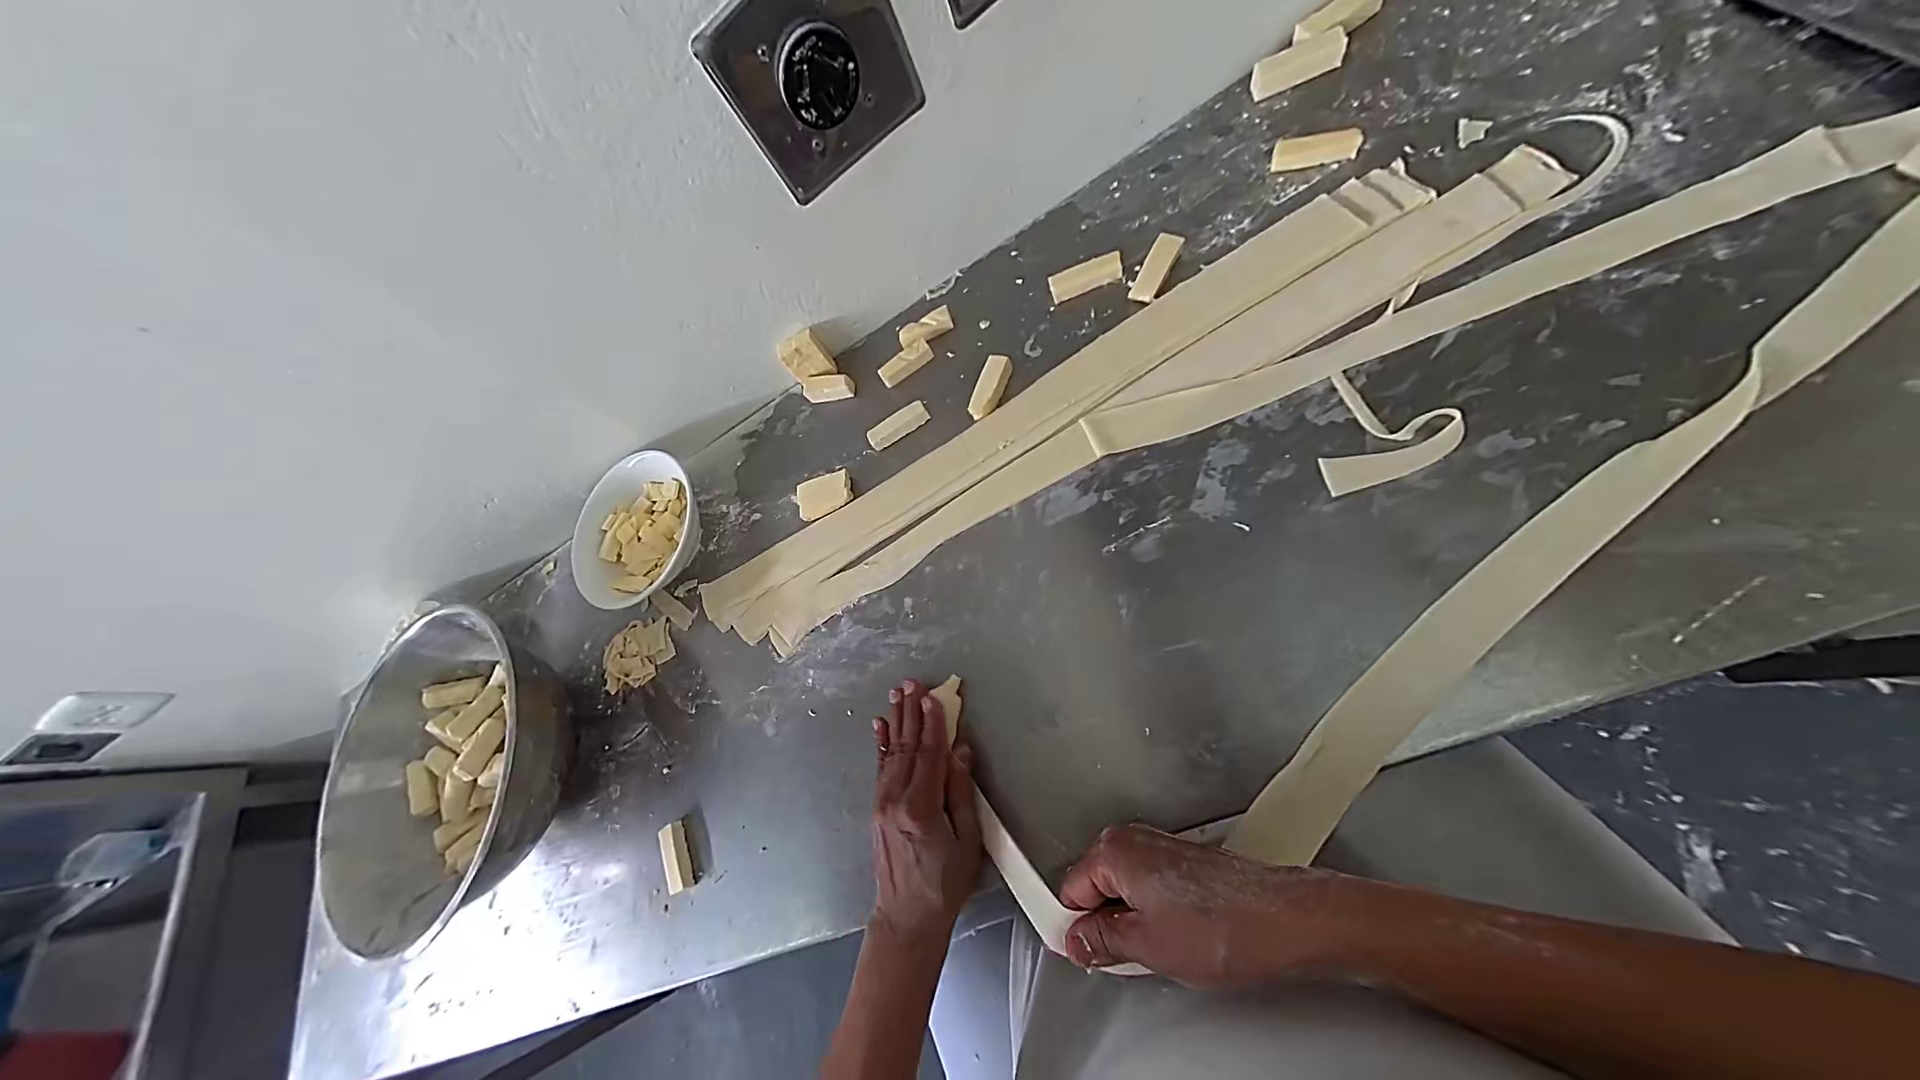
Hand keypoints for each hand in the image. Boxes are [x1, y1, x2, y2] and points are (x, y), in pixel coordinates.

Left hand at [869, 679, 982, 941]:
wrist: (907, 916)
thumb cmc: (946, 883)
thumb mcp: (967, 841)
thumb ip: (961, 792)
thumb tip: (960, 751)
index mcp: (921, 806)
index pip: (930, 753)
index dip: (934, 722)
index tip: (935, 696)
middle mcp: (896, 799)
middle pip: (908, 745)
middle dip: (911, 711)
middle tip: (912, 683)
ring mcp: (882, 802)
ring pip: (892, 752)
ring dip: (896, 720)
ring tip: (897, 693)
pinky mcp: (877, 808)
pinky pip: (880, 767)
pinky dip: (881, 744)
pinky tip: (880, 726)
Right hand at [1057, 823, 1353, 985]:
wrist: (1288, 920)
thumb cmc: (1227, 925)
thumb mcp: (1147, 947)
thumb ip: (1099, 941)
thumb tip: (1077, 940)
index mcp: (1114, 850)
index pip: (1068, 889)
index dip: (1073, 926)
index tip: (1081, 950)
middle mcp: (1134, 839)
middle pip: (1094, 886)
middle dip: (1105, 923)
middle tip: (1130, 955)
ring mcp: (1160, 846)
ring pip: (1122, 890)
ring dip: (1131, 920)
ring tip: (1163, 947)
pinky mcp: (1181, 860)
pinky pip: (1147, 887)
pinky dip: (1153, 912)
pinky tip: (1179, 936)